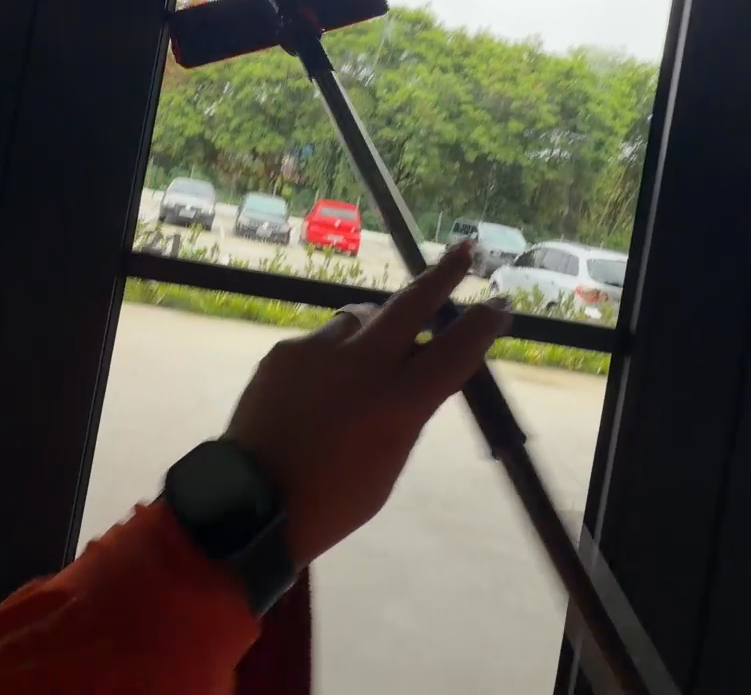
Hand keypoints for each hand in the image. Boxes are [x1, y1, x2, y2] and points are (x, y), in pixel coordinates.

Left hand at [224, 242, 512, 564]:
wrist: (251, 499)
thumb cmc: (333, 499)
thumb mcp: (390, 462)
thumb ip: (406, 411)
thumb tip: (413, 369)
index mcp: (398, 402)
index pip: (454, 350)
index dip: (482, 324)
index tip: (499, 303)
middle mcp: (363, 364)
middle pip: (412, 303)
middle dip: (444, 274)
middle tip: (464, 250)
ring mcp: (320, 349)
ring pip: (361, 318)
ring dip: (375, 328)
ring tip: (370, 354)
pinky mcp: (286, 348)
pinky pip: (323, 341)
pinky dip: (332, 354)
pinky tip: (320, 384)